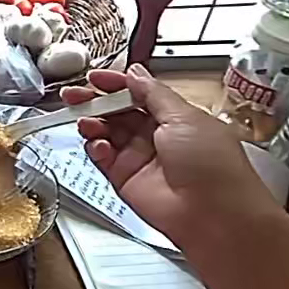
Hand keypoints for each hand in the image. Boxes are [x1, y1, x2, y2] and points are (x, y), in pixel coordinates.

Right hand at [63, 65, 281, 249]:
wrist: (213, 215)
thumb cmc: (212, 164)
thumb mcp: (184, 117)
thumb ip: (153, 94)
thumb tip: (135, 74)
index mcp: (174, 117)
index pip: (138, 94)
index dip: (116, 84)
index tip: (95, 77)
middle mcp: (155, 136)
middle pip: (117, 112)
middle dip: (95, 102)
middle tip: (75, 95)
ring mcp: (139, 158)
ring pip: (107, 134)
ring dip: (93, 123)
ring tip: (84, 120)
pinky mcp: (126, 180)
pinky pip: (103, 159)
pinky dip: (96, 149)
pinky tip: (97, 144)